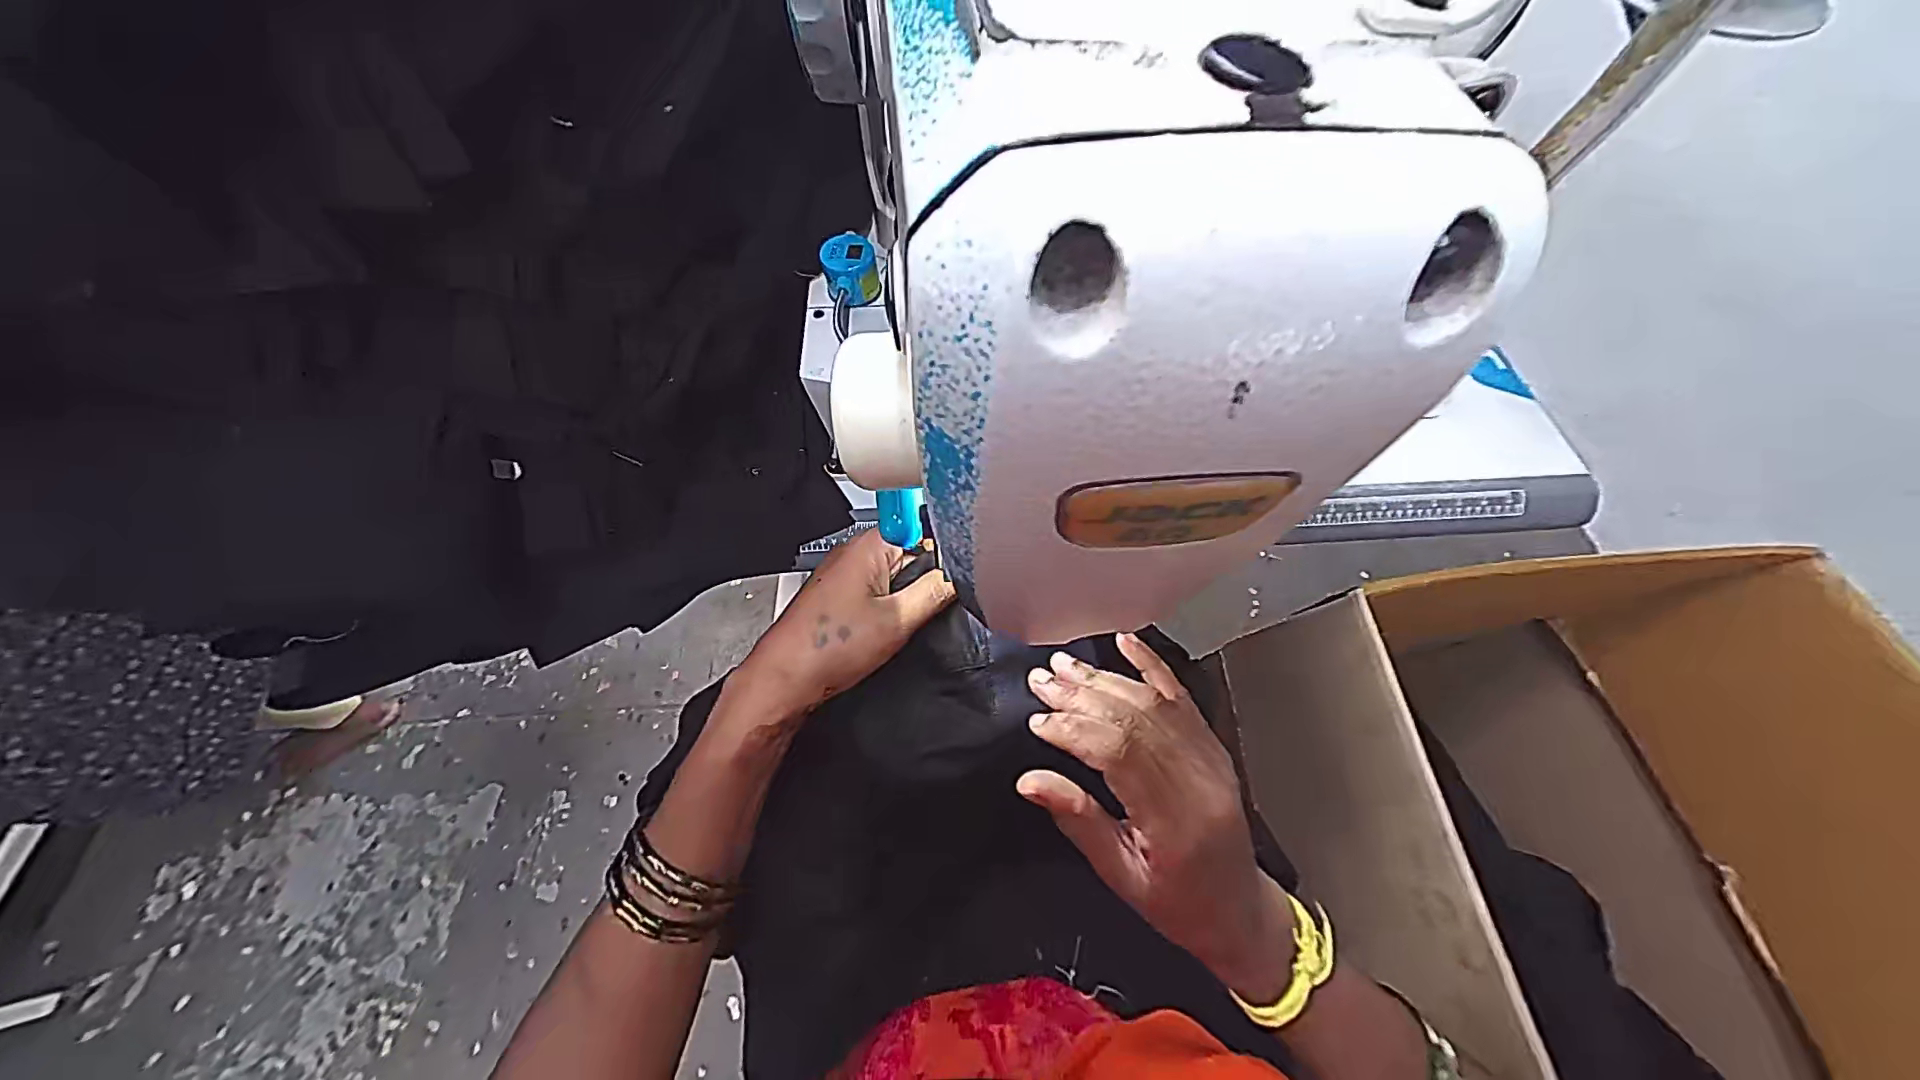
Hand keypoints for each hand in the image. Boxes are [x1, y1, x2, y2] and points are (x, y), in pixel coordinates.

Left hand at [730, 528, 956, 723]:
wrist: (785, 678)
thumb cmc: (824, 648)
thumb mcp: (898, 621)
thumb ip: (934, 592)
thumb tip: (959, 575)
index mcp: (869, 545)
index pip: (922, 527)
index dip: (943, 551)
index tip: (952, 573)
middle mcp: (854, 551)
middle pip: (910, 550)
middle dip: (925, 577)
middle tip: (922, 607)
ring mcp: (846, 572)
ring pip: (895, 574)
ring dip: (906, 595)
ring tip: (897, 622)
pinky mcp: (841, 593)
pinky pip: (878, 590)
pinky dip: (888, 606)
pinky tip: (882, 628)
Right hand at [1018, 634, 1297, 1002]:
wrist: (1238, 910)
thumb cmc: (1179, 904)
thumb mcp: (1120, 876)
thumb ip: (1077, 820)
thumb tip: (1030, 781)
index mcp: (1174, 820)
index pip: (1118, 753)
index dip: (1073, 730)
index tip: (1039, 722)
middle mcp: (1197, 780)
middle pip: (1133, 718)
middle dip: (1080, 695)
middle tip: (1041, 682)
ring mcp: (1209, 758)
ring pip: (1151, 701)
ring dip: (1103, 679)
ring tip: (1064, 666)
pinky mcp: (1212, 745)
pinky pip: (1180, 696)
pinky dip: (1151, 665)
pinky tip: (1127, 643)